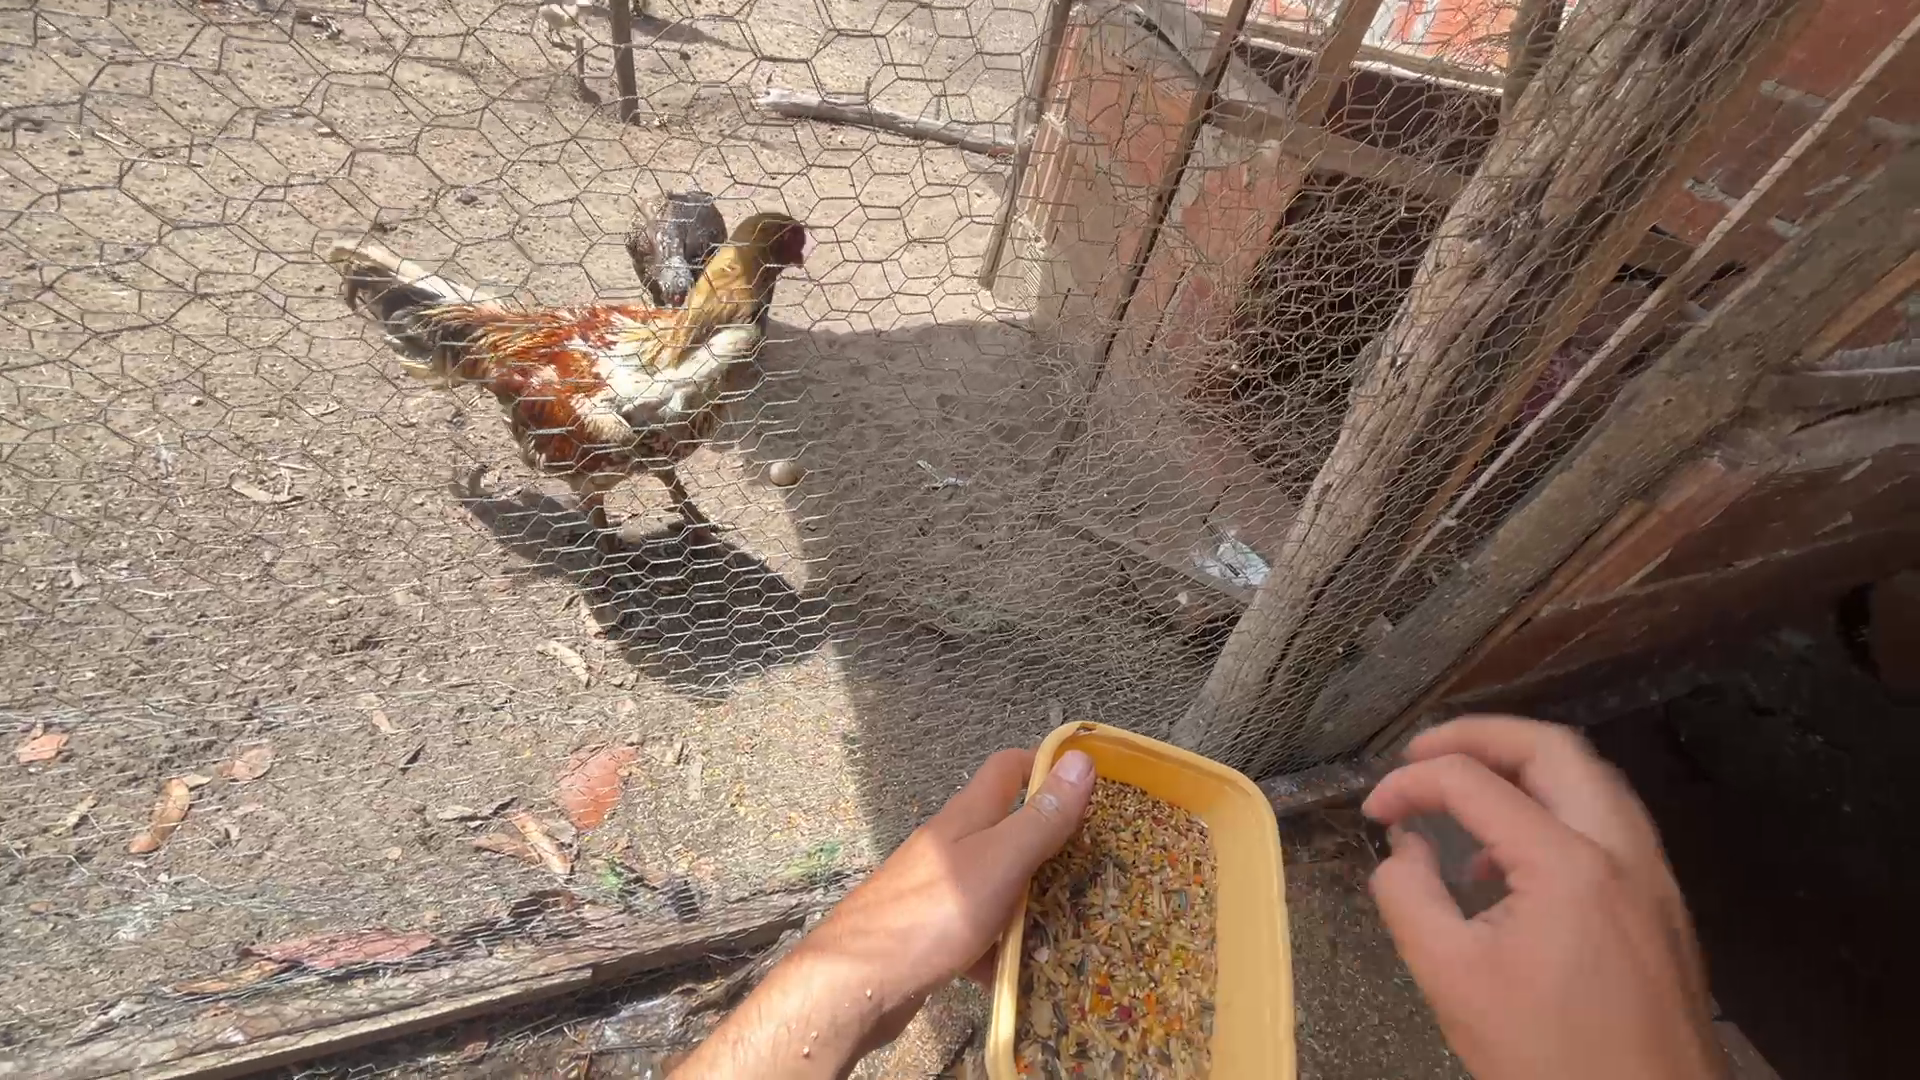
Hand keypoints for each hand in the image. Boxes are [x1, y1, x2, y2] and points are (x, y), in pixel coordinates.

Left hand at [676, 746, 1095, 1078]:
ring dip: (1032, 897)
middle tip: (1096, 860)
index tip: (1089, 780)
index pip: (1009, 766)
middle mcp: (956, 842)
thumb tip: (1081, 760)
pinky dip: (1003, 943)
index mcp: (970, 814)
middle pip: (1009, 824)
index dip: (1045, 763)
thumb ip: (1041, 816)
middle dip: (1050, 838)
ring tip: (1076, 920)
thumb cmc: (933, 910)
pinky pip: (982, 928)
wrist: (856, 980)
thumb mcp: (1000, 860)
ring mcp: (943, 886)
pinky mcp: (936, 929)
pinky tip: (1025, 968)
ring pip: (999, 880)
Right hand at [1364, 715, 1722, 1079]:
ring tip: (1458, 784)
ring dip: (1517, 765)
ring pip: (1588, 777)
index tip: (1373, 811)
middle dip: (1474, 736)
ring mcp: (1654, 881)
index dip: (1407, 783)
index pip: (1470, 782)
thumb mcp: (1445, 973)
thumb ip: (1405, 890)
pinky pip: (1604, 822)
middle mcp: (1623, 855)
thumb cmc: (1545, 1056)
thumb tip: (1406, 844)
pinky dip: (1547, 806)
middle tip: (1419, 754)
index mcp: (1569, 865)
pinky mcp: (1661, 909)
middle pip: (1552, 747)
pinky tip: (1503, 854)